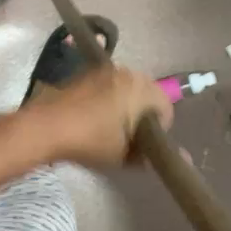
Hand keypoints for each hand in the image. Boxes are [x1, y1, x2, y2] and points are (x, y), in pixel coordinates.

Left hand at [25, 64, 173, 167]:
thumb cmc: (91, 140)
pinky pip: (107, 86)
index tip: (146, 145)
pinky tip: (93, 119)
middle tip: (131, 138)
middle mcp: (127, 72)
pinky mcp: (84, 74)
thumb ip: (153, 155)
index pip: (166, 106)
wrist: (45, 127)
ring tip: (111, 129)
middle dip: (143, 114)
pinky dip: (107, 99)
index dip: (160, 129)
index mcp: (142, 88)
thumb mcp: (124, 155)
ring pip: (126, 88)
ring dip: (125, 105)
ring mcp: (104, 70)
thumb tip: (184, 160)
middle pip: (147, 93)